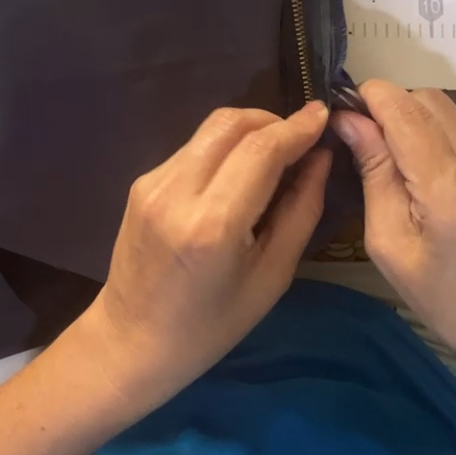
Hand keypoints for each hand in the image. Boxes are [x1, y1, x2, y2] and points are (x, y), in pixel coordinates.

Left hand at [77, 102, 332, 407]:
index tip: (323, 115)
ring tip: (274, 156)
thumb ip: (300, 210)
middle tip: (300, 139)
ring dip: (248, 132)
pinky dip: (223, 149)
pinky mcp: (142, 181)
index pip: (261, 149)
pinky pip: (192, 148)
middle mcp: (177, 191)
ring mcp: (152, 182)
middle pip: (231, 123)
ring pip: (210, 130)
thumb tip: (320, 157)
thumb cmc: (210, 325)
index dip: (296, 127)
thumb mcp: (271, 277)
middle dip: (272, 121)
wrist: (132, 340)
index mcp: (213, 224)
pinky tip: (237, 176)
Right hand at [332, 81, 455, 417]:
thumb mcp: (391, 245)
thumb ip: (373, 174)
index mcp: (452, 193)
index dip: (369, 98)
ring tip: (394, 162)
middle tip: (364, 140)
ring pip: (446, 111)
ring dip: (412, 121)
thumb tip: (349, 121)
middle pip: (427, 99)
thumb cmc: (446, 301)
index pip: (405, 110)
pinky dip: (436, 139)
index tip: (344, 115)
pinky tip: (429, 178)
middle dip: (389, 106)